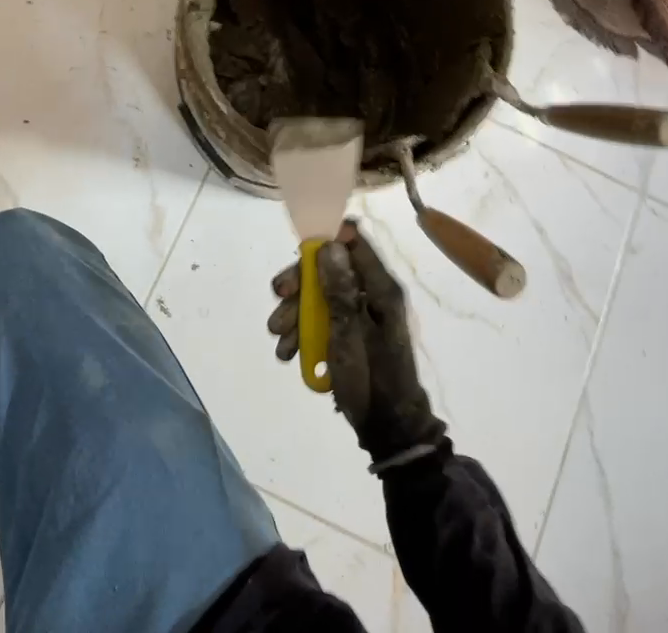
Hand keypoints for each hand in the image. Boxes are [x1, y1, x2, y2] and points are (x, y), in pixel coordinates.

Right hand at [268, 221, 444, 464]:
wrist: (387, 427)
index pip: (354, 243)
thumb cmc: (372, 377)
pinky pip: (318, 322)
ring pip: (317, 297)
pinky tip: (289, 352)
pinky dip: (301, 332)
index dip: (326, 241)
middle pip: (327, 270)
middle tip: (280, 297)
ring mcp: (357, 316)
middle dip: (299, 284)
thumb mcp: (349, 333)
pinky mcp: (345, 334)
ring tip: (281, 339)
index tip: (299, 252)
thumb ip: (339, 289)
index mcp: (380, 288)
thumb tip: (330, 245)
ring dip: (294, 313)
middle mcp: (369, 295)